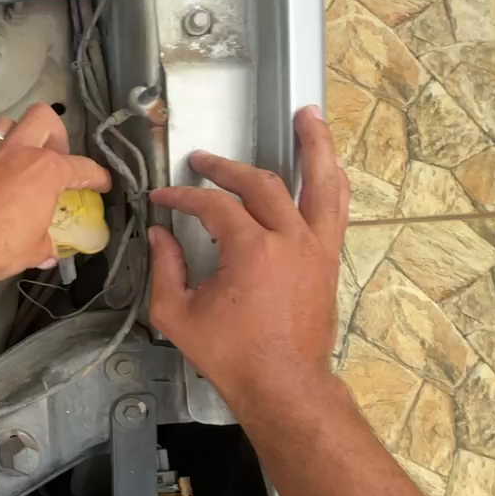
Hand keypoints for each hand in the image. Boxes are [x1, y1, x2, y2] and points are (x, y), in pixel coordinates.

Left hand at [0, 103, 111, 282]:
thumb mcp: (32, 250)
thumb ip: (45, 245)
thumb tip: (48, 252)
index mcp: (47, 170)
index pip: (82, 168)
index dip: (96, 177)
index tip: (101, 183)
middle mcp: (19, 153)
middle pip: (43, 119)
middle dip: (55, 134)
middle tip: (57, 157)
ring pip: (7, 124)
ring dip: (18, 134)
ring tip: (23, 156)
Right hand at [148, 106, 351, 412]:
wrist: (281, 381)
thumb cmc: (227, 352)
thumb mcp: (176, 313)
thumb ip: (165, 268)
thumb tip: (159, 235)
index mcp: (250, 251)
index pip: (213, 206)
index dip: (182, 197)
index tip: (160, 198)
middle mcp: (291, 239)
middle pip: (260, 184)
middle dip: (226, 168)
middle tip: (201, 160)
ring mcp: (317, 245)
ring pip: (319, 181)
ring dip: (313, 145)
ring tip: (308, 114)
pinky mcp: (329, 256)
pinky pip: (335, 206)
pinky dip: (330, 179)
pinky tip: (327, 164)